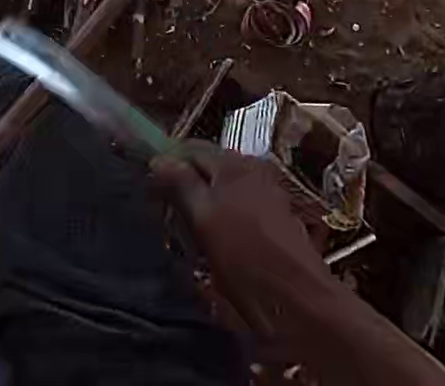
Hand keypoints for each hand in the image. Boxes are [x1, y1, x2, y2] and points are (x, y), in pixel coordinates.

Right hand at [151, 141, 333, 335]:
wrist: (296, 297)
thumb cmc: (245, 255)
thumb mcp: (204, 219)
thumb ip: (181, 184)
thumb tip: (158, 159)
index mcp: (235, 162)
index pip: (192, 148)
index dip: (168, 162)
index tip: (148, 184)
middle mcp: (253, 168)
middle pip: (209, 165)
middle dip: (185, 181)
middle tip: (163, 208)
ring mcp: (267, 190)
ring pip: (223, 185)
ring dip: (202, 198)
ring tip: (184, 225)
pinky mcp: (274, 214)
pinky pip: (238, 202)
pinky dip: (221, 212)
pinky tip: (213, 236)